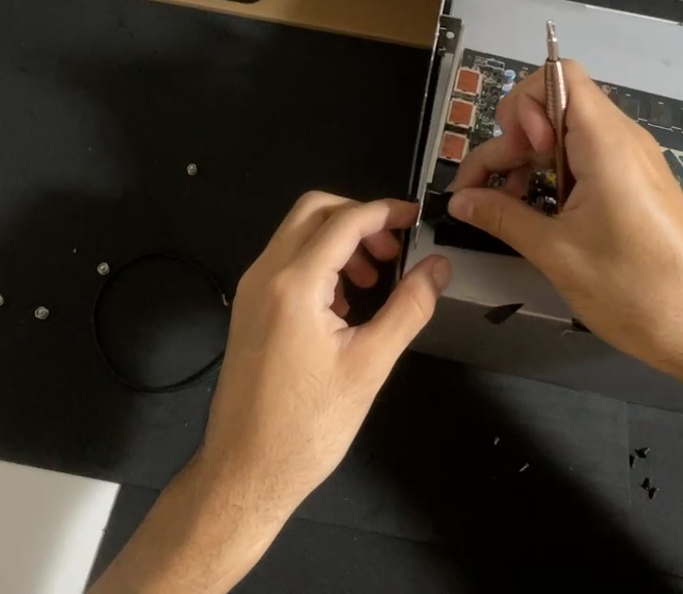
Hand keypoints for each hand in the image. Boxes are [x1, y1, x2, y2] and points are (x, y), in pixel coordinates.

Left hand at [196, 193, 450, 518]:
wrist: (245, 473)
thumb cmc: (309, 425)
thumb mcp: (370, 365)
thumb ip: (409, 307)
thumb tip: (437, 267)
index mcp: (294, 283)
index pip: (345, 221)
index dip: (385, 212)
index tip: (416, 219)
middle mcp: (265, 273)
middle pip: (314, 210)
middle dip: (359, 218)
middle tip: (392, 251)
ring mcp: (252, 289)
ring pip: (298, 233)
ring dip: (339, 240)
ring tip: (373, 280)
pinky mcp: (249, 307)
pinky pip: (286, 260)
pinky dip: (319, 261)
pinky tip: (345, 302)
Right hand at [449, 60, 682, 383]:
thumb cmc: (635, 290)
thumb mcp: (556, 254)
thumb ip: (502, 217)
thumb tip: (459, 200)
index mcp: (606, 144)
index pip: (560, 75)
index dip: (526, 102)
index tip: (519, 151)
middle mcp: (622, 141)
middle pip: (553, 107)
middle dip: (511, 139)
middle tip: (484, 189)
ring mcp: (631, 162)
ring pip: (564, 135)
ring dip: (526, 160)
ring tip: (500, 205)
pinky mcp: (634, 184)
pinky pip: (584, 158)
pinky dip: (552, 174)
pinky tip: (533, 211)